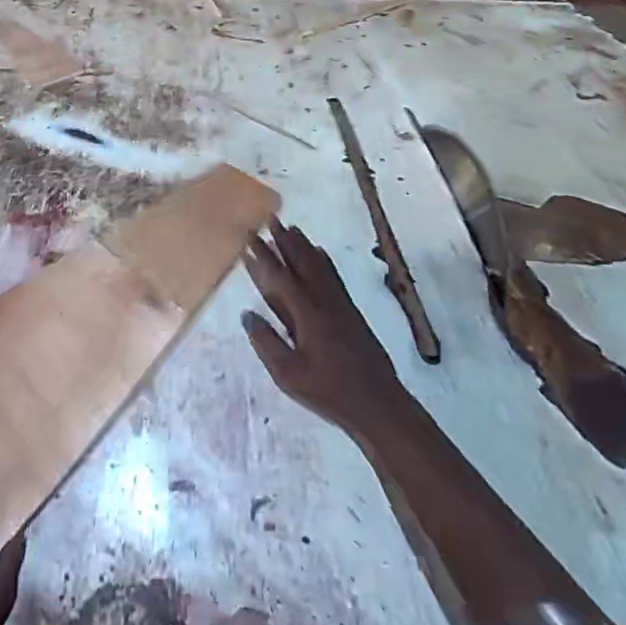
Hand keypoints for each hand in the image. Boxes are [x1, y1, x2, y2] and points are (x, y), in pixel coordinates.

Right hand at [242, 219, 403, 428]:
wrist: (378, 405)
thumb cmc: (328, 391)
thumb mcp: (288, 373)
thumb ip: (266, 342)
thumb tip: (247, 314)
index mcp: (306, 315)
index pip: (279, 278)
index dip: (262, 256)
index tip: (249, 237)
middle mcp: (324, 303)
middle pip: (302, 264)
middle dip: (284, 241)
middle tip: (270, 219)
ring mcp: (340, 306)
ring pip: (319, 268)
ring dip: (303, 247)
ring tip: (291, 228)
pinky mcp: (352, 313)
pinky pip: (334, 278)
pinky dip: (325, 262)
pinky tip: (320, 254)